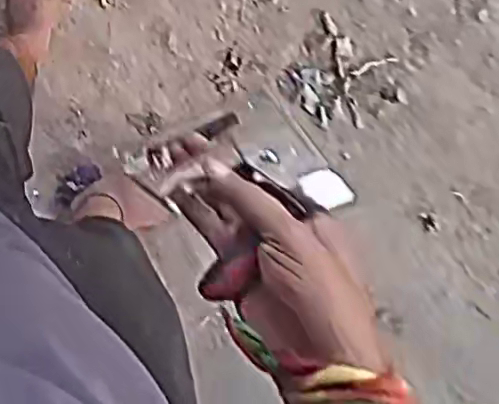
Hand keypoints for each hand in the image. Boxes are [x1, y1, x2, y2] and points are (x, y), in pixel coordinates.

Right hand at [172, 148, 389, 374]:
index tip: (207, 142)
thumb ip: (250, 199)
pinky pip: (205, 224)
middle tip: (181, 146)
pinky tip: (171, 189)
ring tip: (168, 160)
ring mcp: (255, 245)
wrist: (316, 356)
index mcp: (307, 219)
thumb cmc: (330, 305)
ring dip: (192, 181)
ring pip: (216, 203)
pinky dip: (187, 205)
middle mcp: (280, 229)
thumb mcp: (295, 238)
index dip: (233, 159)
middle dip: (207, 166)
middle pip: (236, 188)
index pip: (262, 178)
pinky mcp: (233, 261)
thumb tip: (216, 168)